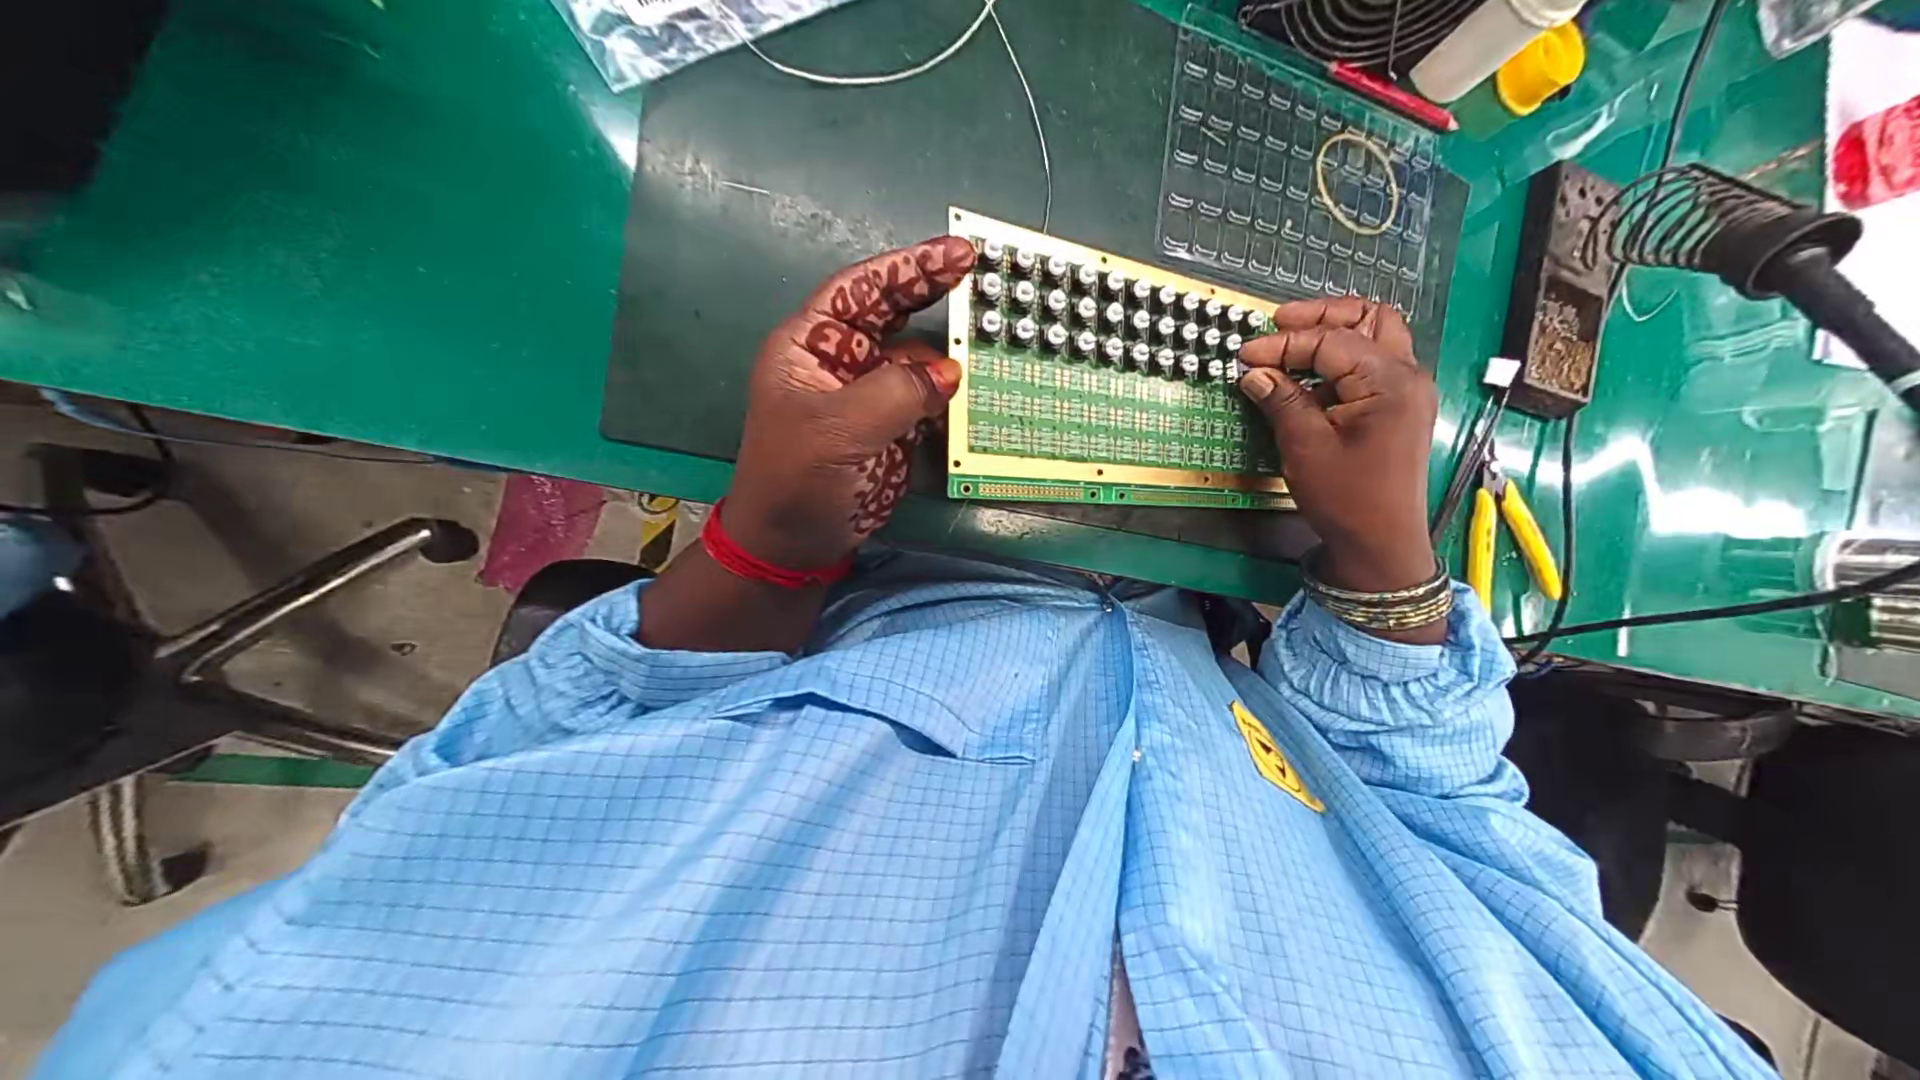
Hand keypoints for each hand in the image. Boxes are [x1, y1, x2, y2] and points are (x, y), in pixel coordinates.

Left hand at [725, 236, 977, 568]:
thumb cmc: (796, 481)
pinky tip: (976, 389)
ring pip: (918, 360)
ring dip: (949, 353)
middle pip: (893, 315)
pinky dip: (952, 394)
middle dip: (933, 294)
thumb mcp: (839, 431)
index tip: (955, 253)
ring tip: (988, 342)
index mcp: (812, 346)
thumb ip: (896, 393)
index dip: (907, 268)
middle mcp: (843, 361)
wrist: (794, 543)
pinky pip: (928, 399)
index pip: (861, 290)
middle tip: (979, 274)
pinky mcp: (892, 427)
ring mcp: (871, 395)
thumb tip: (950, 373)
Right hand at [1237, 298, 1439, 603]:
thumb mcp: (1305, 446)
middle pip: (1369, 319)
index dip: (1283, 343)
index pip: (1332, 340)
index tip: (1246, 355)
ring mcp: (1406, 391)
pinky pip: (1370, 366)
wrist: (1379, 541)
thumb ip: (1282, 400)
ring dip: (1334, 333)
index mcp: (1389, 382)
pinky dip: (1338, 360)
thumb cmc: (1346, 497)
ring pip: (1375, 337)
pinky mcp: (1396, 408)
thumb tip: (1255, 373)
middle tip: (1278, 324)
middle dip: (1321, 316)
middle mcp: (1406, 376)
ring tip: (1291, 345)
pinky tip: (1307, 377)